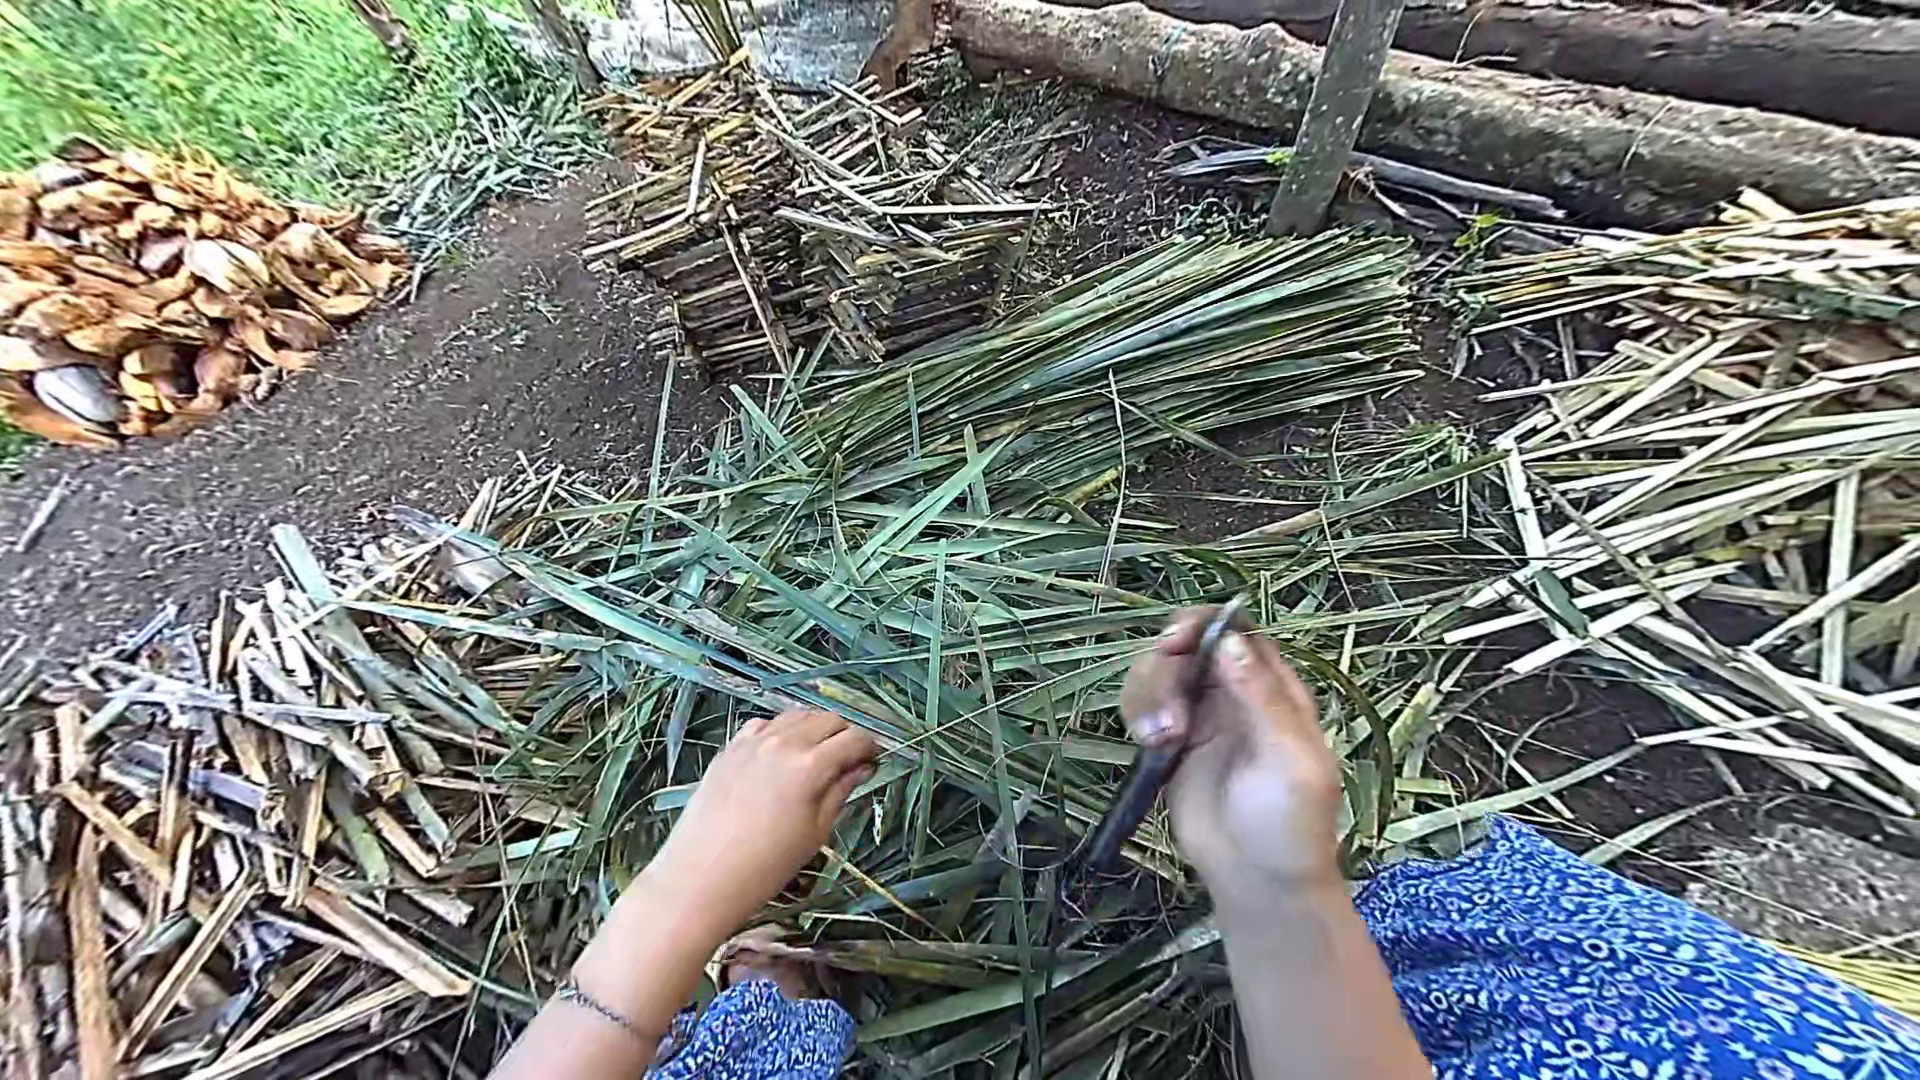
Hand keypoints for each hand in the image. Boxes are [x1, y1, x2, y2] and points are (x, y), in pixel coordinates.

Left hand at [648, 709, 876, 934]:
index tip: (873, 760)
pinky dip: (781, 731)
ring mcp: (754, 740)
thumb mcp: (815, 832)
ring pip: (798, 715)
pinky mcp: (731, 747)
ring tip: (815, 756)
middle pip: (829, 719)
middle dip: (845, 736)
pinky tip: (779, 755)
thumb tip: (862, 767)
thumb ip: (841, 791)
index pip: (855, 738)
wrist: (699, 879)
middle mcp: (785, 741)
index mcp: (811, 765)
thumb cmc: (766, 865)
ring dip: (815, 729)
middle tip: (847, 761)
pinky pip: (765, 724)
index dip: (870, 747)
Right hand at [1120, 608, 1342, 896]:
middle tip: (1169, 716)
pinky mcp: (1168, 737)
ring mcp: (1197, 713)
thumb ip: (1262, 699)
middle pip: (1184, 646)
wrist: (1257, 882)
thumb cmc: (1290, 825)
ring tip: (1159, 740)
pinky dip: (1136, 714)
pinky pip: (1141, 704)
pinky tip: (1150, 745)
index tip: (1175, 641)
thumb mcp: (1291, 762)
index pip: (1234, 631)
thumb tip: (1229, 640)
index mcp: (1270, 687)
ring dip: (1148, 696)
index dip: (1201, 624)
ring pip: (1156, 672)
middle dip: (1166, 669)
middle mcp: (1230, 691)